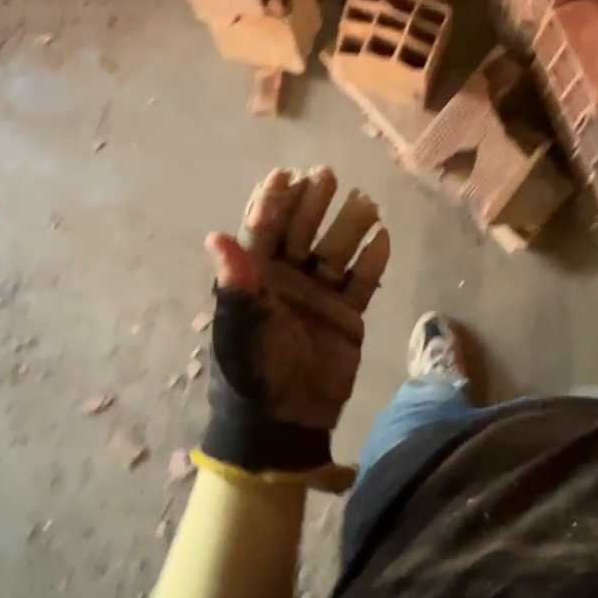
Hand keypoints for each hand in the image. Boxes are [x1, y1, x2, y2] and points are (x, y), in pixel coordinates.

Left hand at [200, 167, 390, 486]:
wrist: (285, 423)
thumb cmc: (253, 370)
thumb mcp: (240, 326)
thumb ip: (236, 282)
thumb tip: (215, 236)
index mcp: (256, 278)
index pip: (262, 230)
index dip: (271, 201)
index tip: (283, 173)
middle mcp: (288, 278)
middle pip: (301, 231)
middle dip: (312, 203)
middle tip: (326, 175)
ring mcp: (320, 294)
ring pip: (335, 250)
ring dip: (348, 225)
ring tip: (364, 202)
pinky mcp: (347, 314)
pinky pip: (362, 280)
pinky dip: (372, 260)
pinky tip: (382, 237)